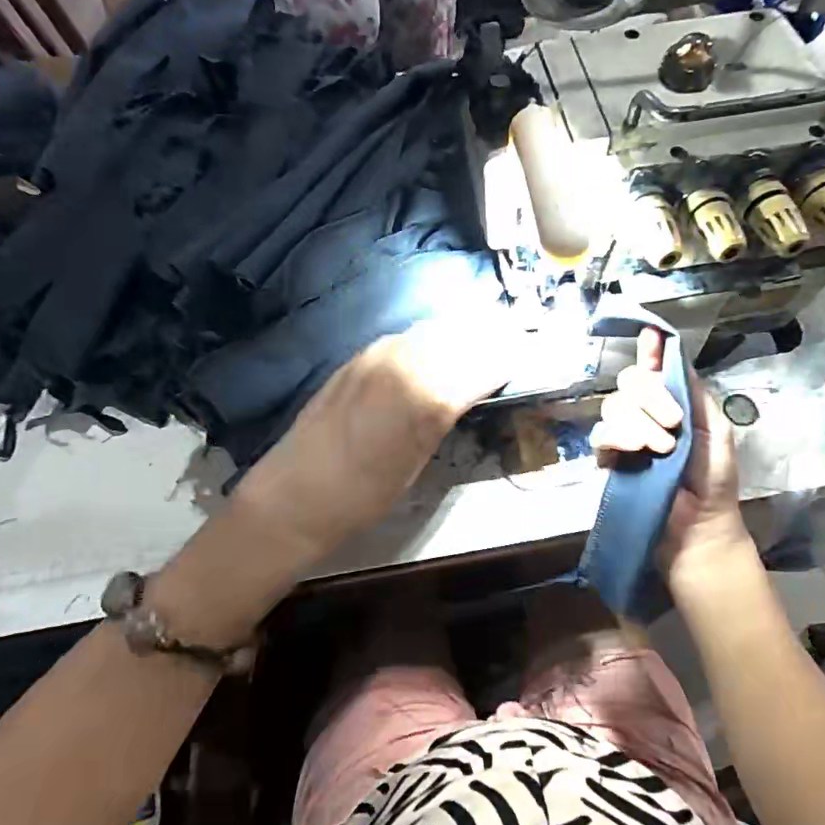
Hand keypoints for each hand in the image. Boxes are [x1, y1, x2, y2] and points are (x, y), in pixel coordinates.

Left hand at [233, 313, 516, 554]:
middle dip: (490, 338)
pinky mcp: (357, 358)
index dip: (508, 356)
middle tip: (512, 343)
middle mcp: (404, 363)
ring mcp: (377, 356)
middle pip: (461, 336)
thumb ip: (446, 414)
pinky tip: (435, 352)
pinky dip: (430, 339)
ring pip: (432, 330)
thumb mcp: (420, 460)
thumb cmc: (365, 495)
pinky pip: (405, 337)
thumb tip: (472, 388)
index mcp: (427, 396)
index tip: (527, 355)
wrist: (297, 494)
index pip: (483, 362)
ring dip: (460, 334)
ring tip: (479, 344)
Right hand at [589, 329, 755, 584]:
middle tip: (674, 422)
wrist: (700, 525)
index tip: (651, 335)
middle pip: (630, 381)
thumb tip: (675, 357)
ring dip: (640, 422)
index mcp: (671, 403)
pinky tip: (637, 450)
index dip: (650, 350)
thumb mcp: (717, 431)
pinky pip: (601, 436)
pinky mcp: (608, 460)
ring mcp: (624, 436)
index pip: (654, 368)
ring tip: (662, 449)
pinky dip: (618, 437)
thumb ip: (695, 395)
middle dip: (650, 395)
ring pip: (615, 405)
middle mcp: (644, 413)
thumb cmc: (714, 480)